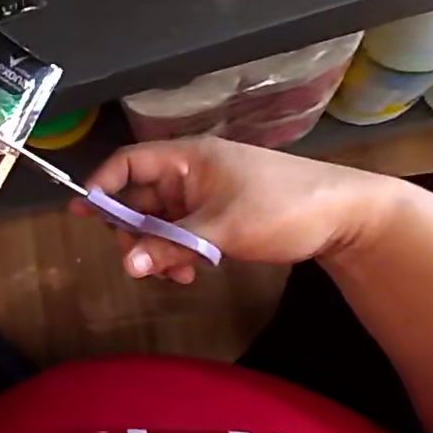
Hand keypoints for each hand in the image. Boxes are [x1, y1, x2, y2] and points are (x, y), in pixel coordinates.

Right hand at [76, 136, 406, 281]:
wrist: (349, 219)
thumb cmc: (284, 207)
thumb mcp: (222, 228)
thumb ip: (170, 245)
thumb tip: (127, 266)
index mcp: (187, 159)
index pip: (127, 163)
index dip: (102, 185)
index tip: (83, 212)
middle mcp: (187, 174)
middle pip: (136, 200)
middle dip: (134, 234)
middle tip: (139, 262)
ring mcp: (199, 197)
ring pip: (155, 224)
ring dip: (156, 251)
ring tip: (175, 274)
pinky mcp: (211, 218)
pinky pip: (176, 236)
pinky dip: (175, 255)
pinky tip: (189, 273)